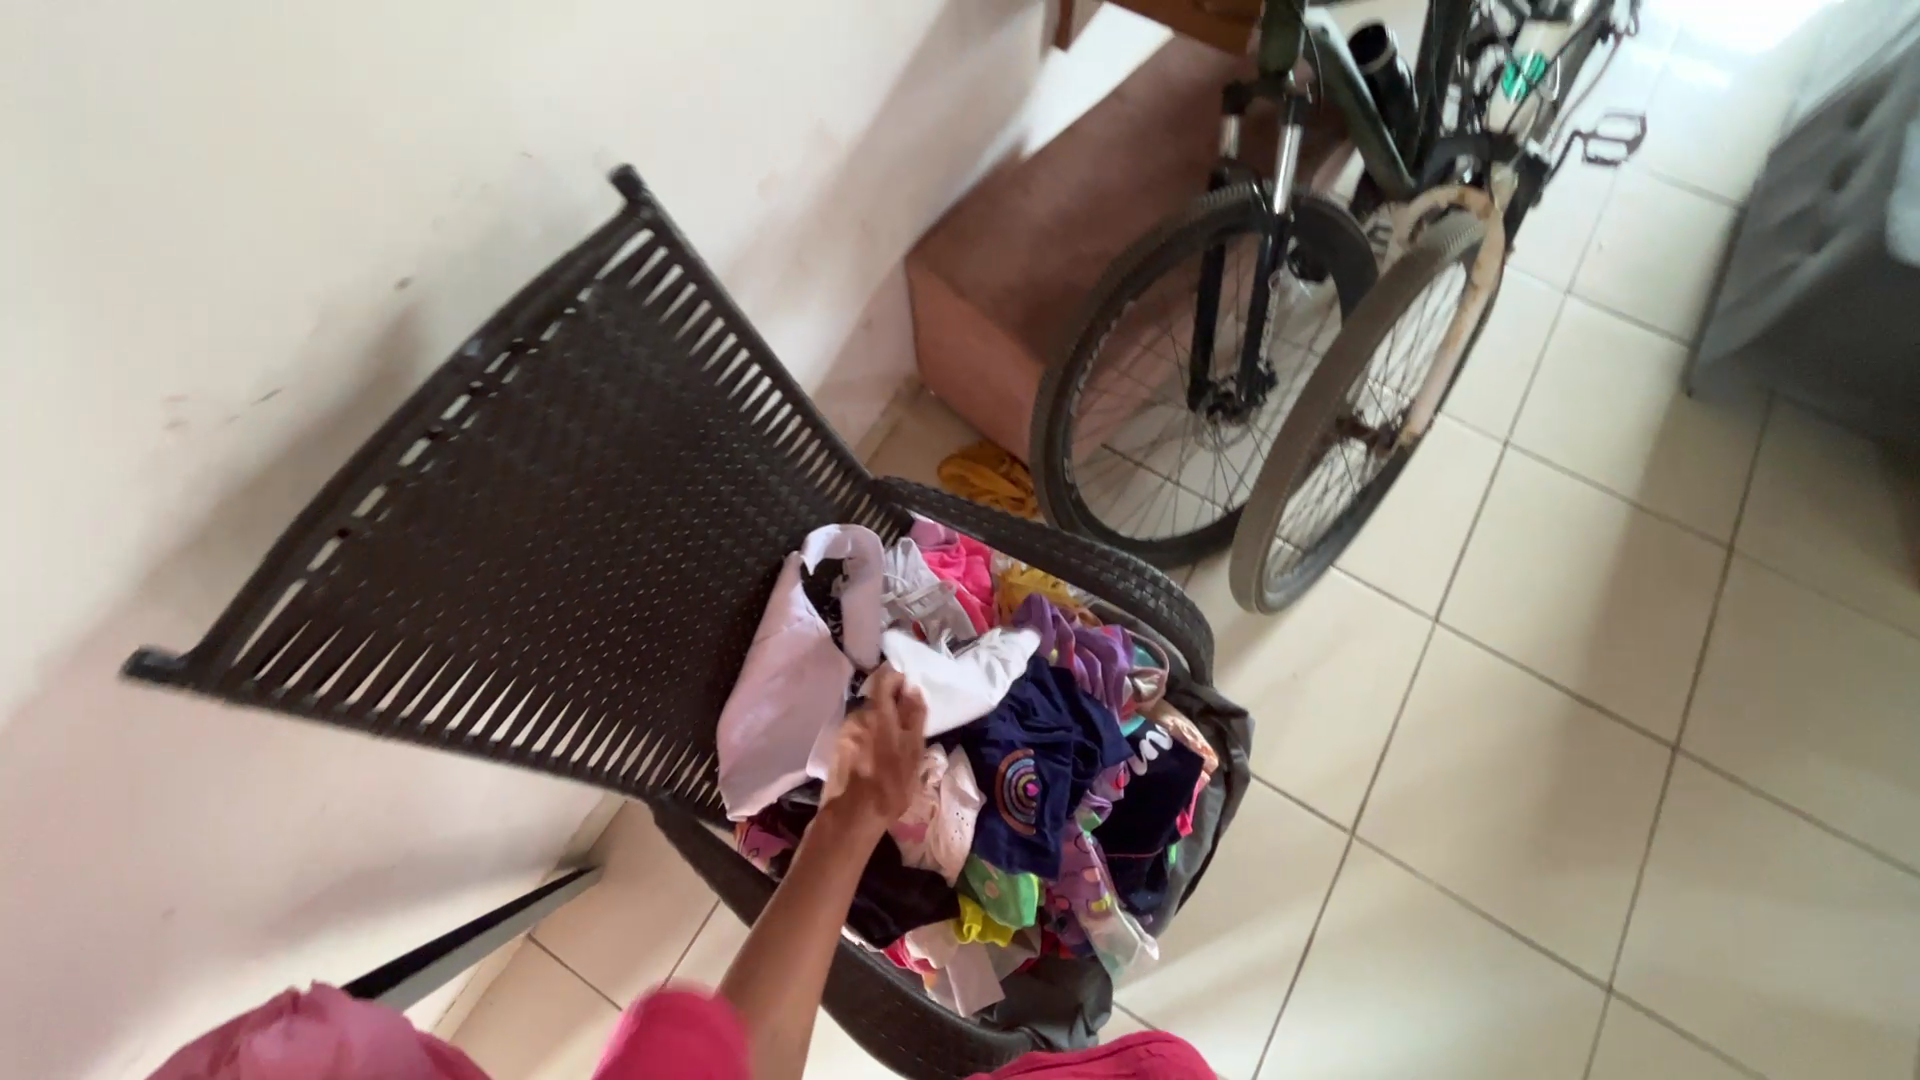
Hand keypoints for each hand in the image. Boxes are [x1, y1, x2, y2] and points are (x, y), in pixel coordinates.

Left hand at [821, 666, 926, 843]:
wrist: (853, 815)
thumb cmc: (890, 782)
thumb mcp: (913, 750)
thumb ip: (914, 717)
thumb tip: (913, 691)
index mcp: (877, 712)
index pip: (884, 680)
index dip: (897, 680)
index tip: (908, 691)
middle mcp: (857, 716)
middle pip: (875, 702)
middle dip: (890, 710)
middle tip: (905, 730)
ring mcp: (844, 733)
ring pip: (866, 721)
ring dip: (879, 728)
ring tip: (891, 751)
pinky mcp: (836, 750)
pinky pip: (857, 736)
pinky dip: (867, 742)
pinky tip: (875, 761)